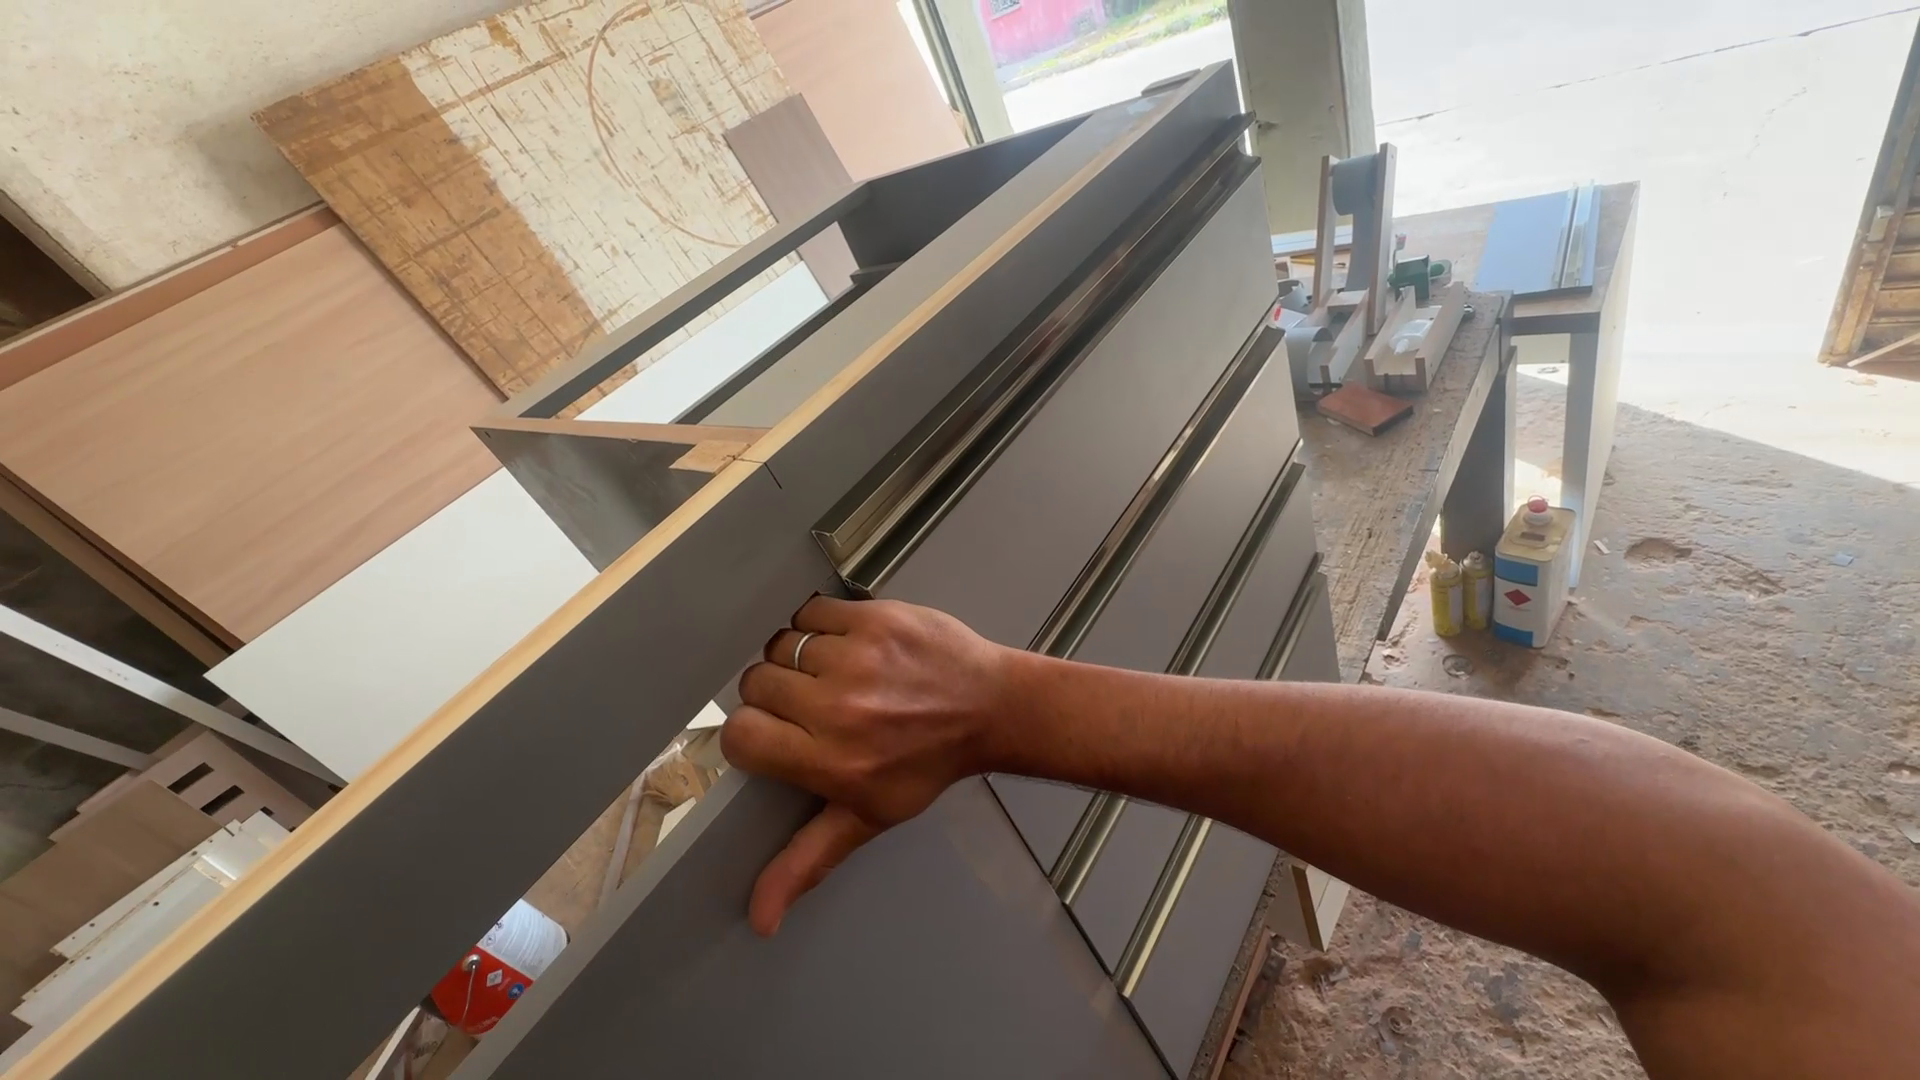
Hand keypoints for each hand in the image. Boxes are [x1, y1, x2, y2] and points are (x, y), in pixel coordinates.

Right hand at [721, 595, 1020, 934]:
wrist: (989, 706)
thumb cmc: (928, 764)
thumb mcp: (869, 817)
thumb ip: (808, 859)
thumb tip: (759, 917)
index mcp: (830, 761)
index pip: (741, 736)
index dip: (752, 733)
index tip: (777, 733)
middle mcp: (837, 708)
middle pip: (755, 682)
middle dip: (775, 693)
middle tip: (811, 702)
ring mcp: (857, 657)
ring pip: (781, 644)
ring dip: (797, 657)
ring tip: (830, 672)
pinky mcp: (875, 618)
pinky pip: (811, 612)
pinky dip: (818, 625)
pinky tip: (843, 644)